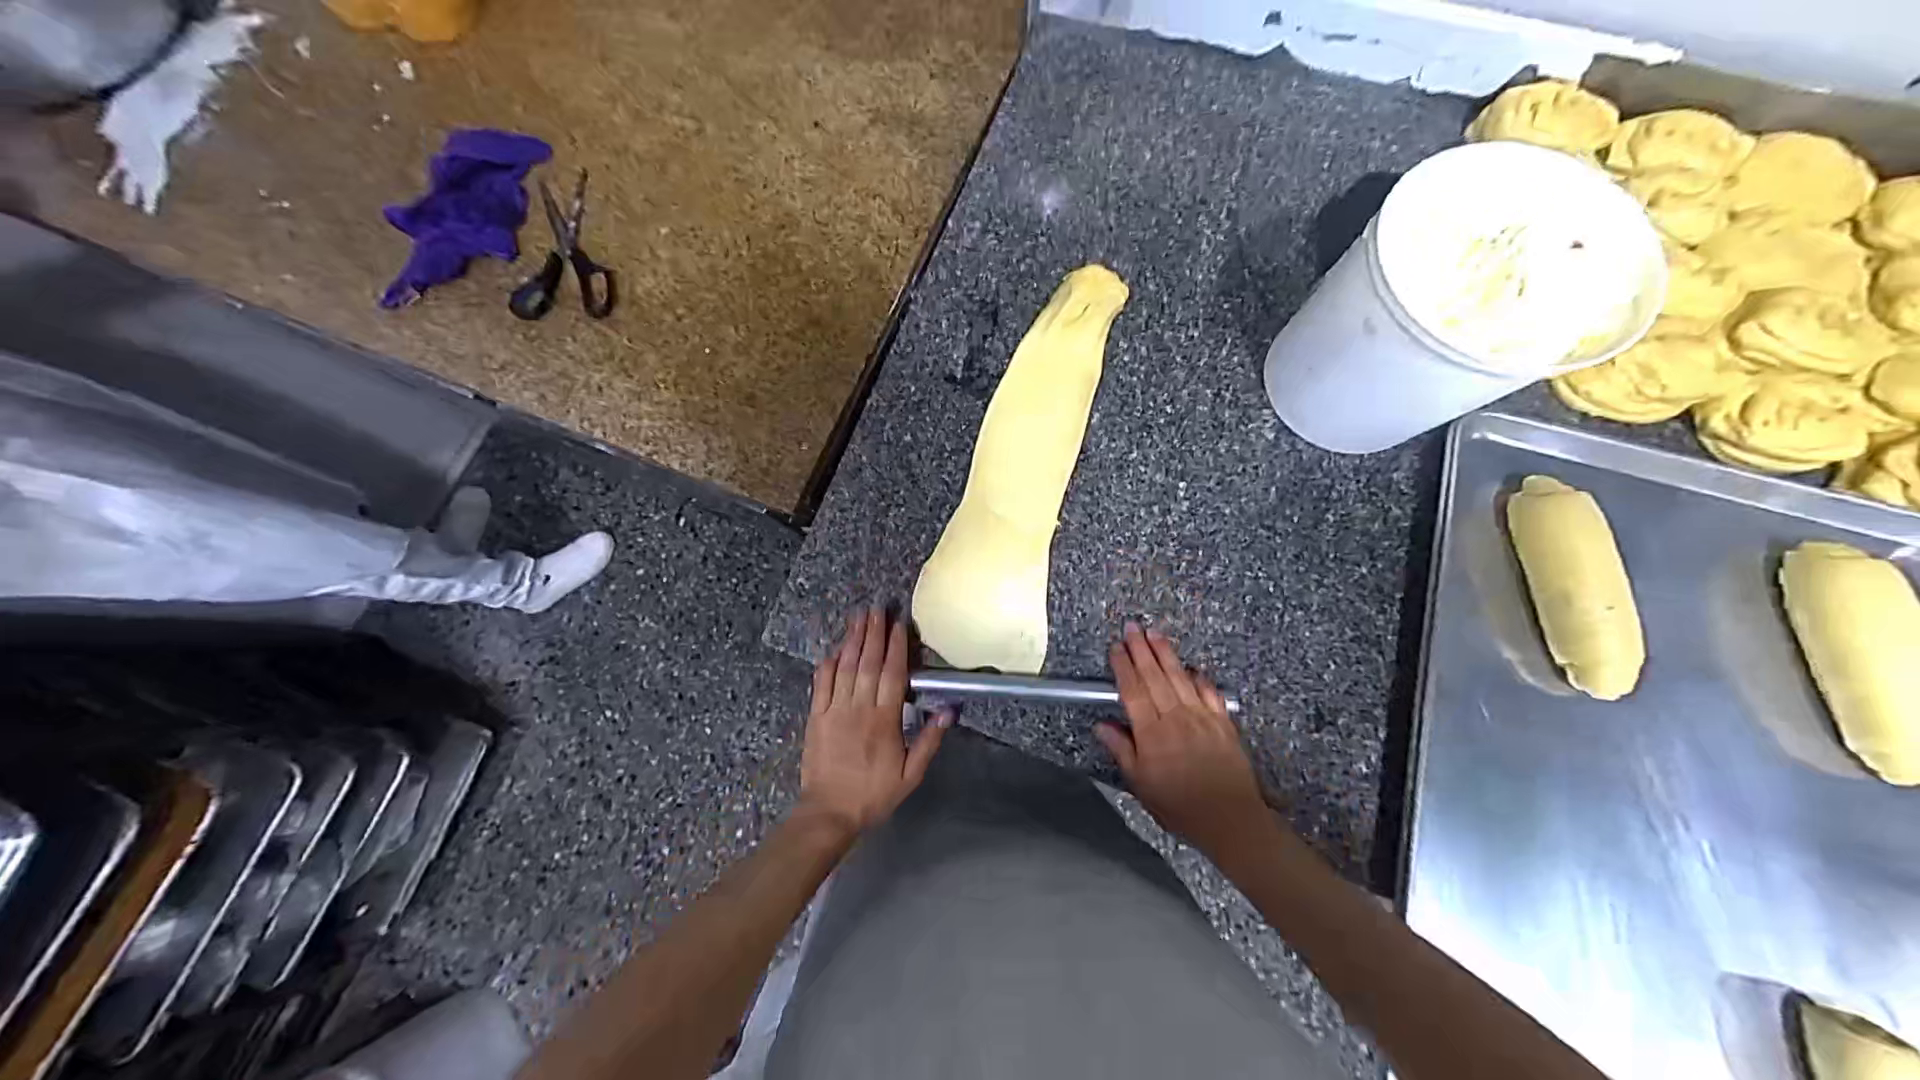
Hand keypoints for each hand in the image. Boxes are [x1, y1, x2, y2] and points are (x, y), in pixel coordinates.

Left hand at [798, 607, 950, 839]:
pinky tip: (835, 649)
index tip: (899, 624)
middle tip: (877, 608)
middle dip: (873, 633)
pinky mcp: (815, 717)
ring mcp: (833, 710)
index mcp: (884, 720)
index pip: (893, 674)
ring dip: (852, 640)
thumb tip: (948, 711)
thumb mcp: (910, 775)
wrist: (828, 812)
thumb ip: (929, 741)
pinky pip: (821, 683)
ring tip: (858, 617)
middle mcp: (858, 708)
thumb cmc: (873, 795)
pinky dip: (828, 663)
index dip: (896, 647)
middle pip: (868, 663)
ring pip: (845, 667)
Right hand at [1096, 622, 1269, 858]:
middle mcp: (1176, 717)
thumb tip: (1102, 725)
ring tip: (1155, 634)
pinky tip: (1191, 668)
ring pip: (1180, 677)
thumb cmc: (1179, 806)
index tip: (1115, 647)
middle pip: (1155, 676)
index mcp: (1152, 732)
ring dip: (1166, 653)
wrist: (1230, 819)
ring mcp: (1202, 717)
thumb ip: (1122, 750)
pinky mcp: (1223, 722)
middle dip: (1141, 649)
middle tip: (1132, 627)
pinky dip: (1198, 677)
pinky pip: (1209, 692)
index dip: (1123, 666)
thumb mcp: (1141, 784)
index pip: (1133, 690)